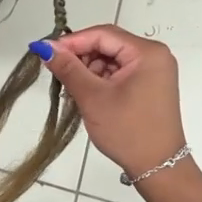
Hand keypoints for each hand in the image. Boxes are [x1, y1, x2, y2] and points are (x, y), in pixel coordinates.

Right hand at [33, 25, 187, 178]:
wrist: (158, 167)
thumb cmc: (127, 131)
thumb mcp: (93, 97)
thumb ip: (67, 68)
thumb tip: (43, 46)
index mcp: (147, 53)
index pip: (102, 34)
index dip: (72, 42)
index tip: (46, 52)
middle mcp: (154, 56)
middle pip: (107, 45)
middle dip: (81, 57)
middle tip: (57, 72)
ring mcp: (153, 71)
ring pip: (111, 59)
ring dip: (88, 70)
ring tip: (71, 88)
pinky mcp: (149, 85)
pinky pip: (119, 72)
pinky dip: (100, 80)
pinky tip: (85, 93)